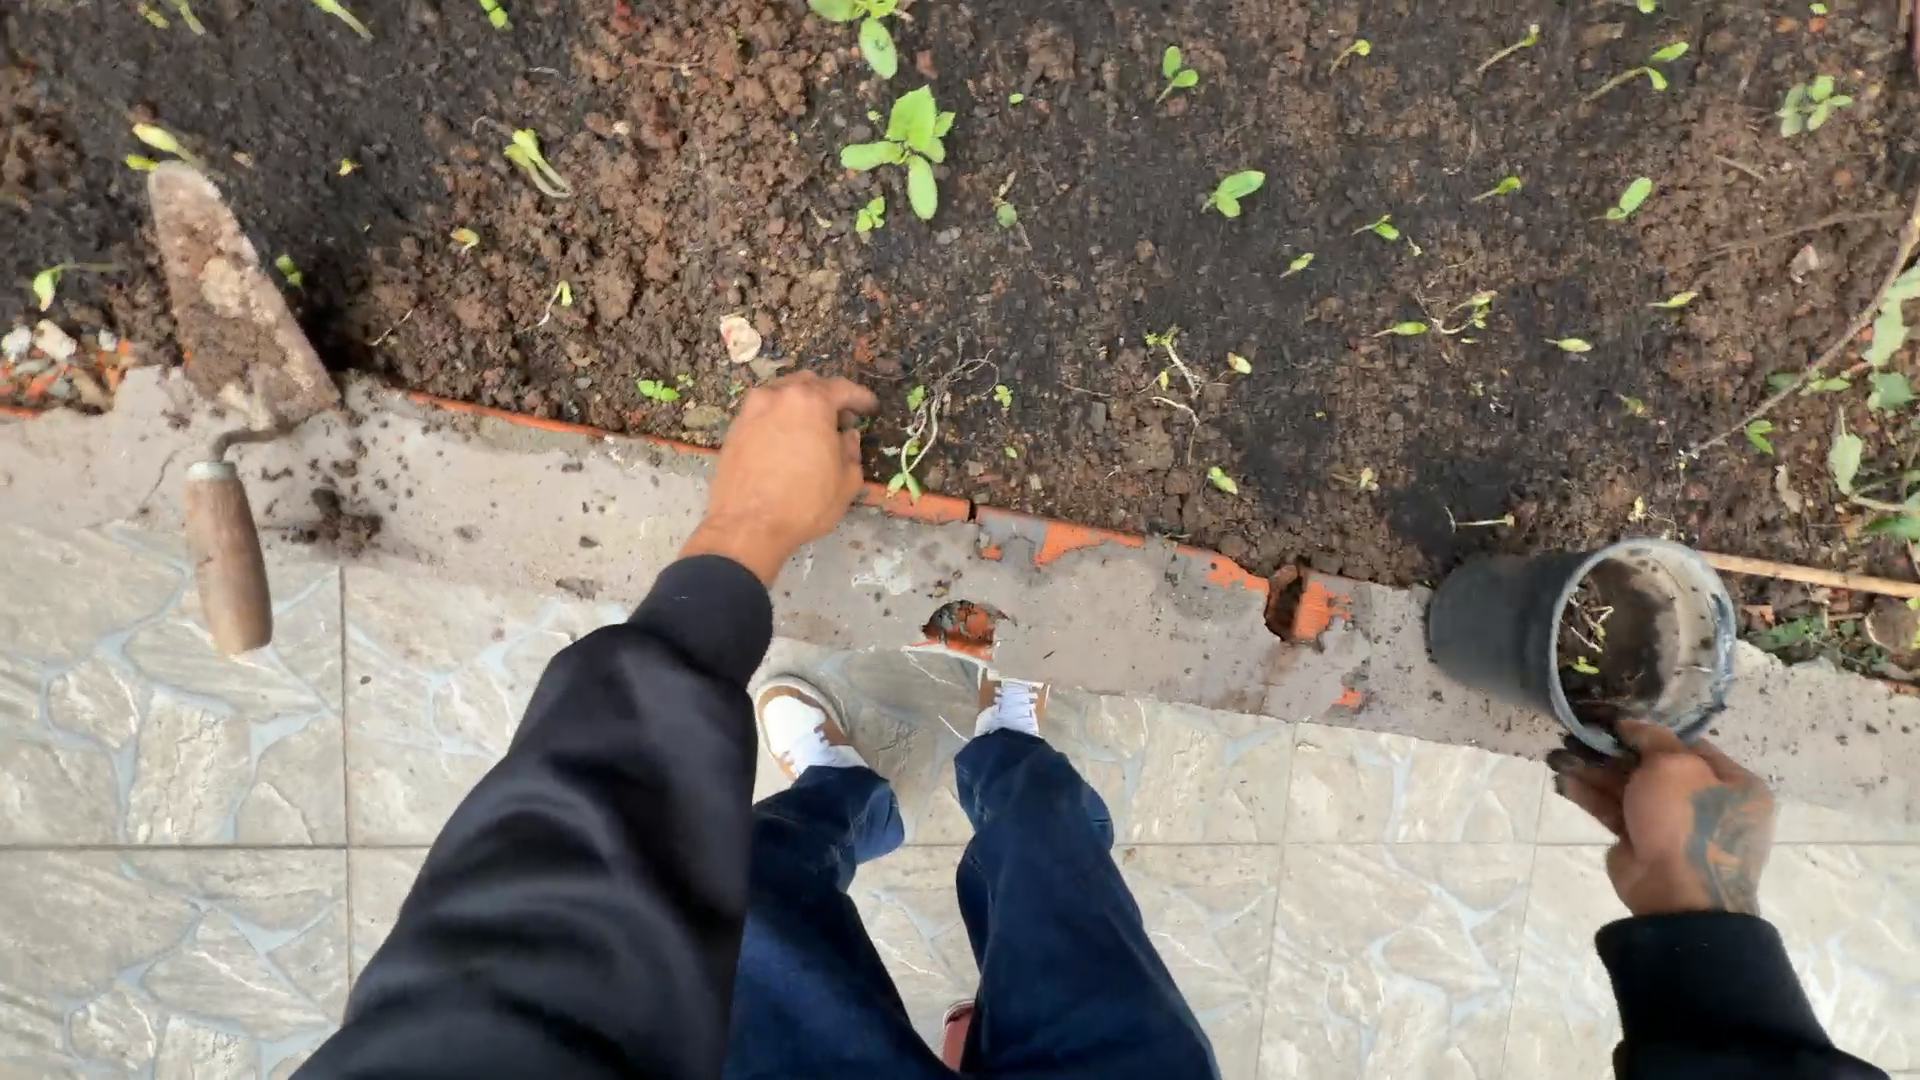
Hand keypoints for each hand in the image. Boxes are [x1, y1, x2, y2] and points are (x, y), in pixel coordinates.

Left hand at [679, 372, 877, 584]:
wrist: (748, 526)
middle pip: (808, 384)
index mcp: (810, 402)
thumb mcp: (846, 481)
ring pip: (781, 395)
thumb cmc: (805, 503)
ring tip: (811, 429)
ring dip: (800, 406)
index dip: (860, 398)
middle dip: (827, 397)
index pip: (842, 388)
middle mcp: (778, 396)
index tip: (870, 408)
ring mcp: (751, 410)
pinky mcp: (734, 429)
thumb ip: (851, 451)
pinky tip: (787, 441)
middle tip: (840, 418)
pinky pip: (764, 413)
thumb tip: (846, 437)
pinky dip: (779, 419)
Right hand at [1550, 719, 1774, 916]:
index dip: (1646, 731)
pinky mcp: (1641, 837)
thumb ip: (1653, 739)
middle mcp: (1706, 801)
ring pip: (1625, 786)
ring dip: (1590, 770)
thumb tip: (1630, 724)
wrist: (1677, 890)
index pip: (1687, 746)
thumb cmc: (1687, 822)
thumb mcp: (1675, 768)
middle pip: (1649, 765)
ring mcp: (1672, 822)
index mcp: (1732, 785)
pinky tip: (1563, 782)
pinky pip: (1613, 808)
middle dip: (1608, 751)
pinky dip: (1588, 794)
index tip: (1607, 721)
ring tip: (1557, 758)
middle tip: (1572, 738)